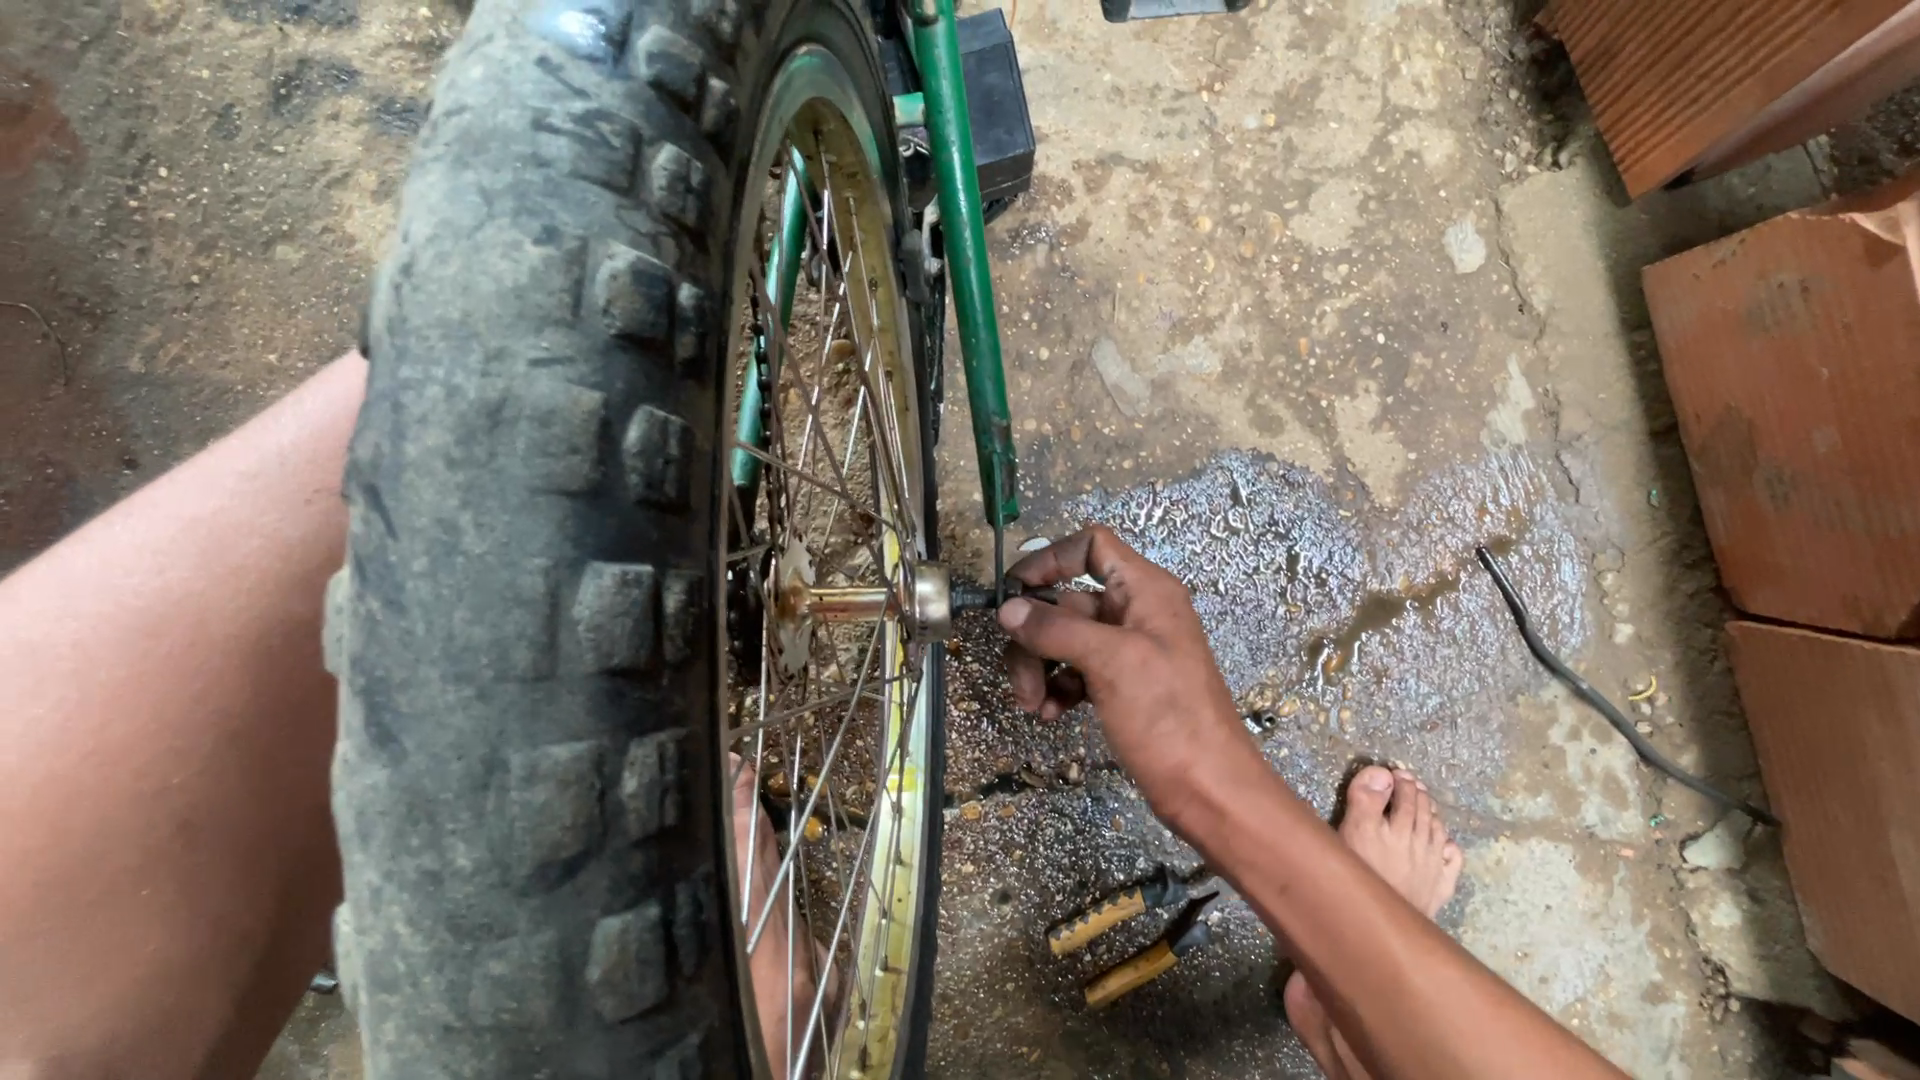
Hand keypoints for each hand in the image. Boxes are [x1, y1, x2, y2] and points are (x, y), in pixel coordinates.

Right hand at [997, 525, 1261, 821]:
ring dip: (1040, 667)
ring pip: (1064, 639)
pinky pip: (1075, 671)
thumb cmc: (1167, 715)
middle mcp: (1135, 612)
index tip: (1015, 593)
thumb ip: (1056, 629)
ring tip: (1032, 705)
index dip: (1050, 560)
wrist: (1208, 790)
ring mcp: (1127, 651)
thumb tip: (1007, 609)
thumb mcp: (1110, 662)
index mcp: (1145, 590)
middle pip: (1067, 600)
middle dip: (1035, 636)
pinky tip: (1051, 714)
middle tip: (1020, 677)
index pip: (1091, 547)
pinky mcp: (1120, 686)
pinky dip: (1057, 688)